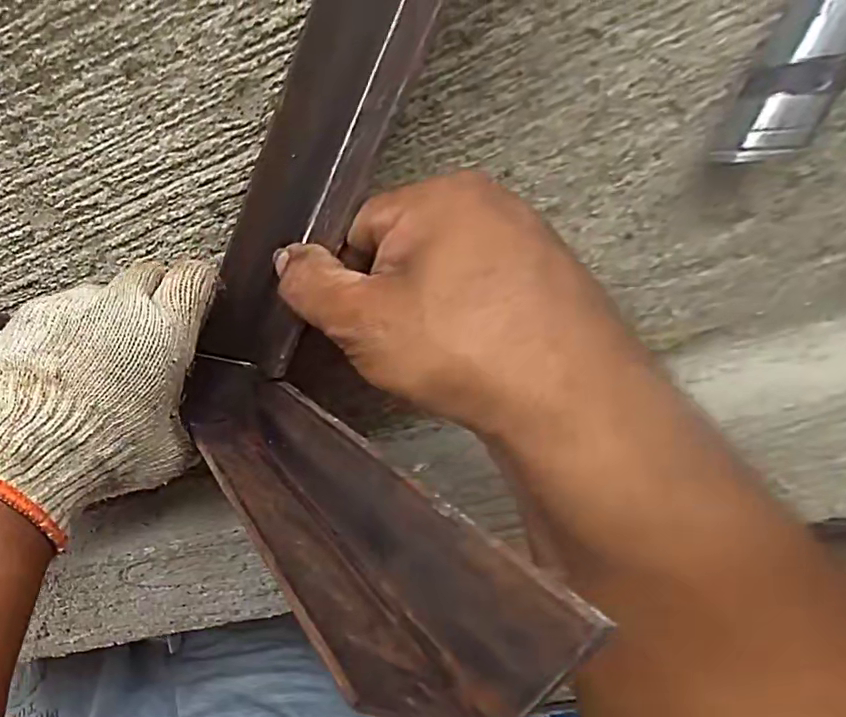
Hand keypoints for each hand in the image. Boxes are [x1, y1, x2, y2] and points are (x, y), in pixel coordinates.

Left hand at [0, 260, 218, 549]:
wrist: (25, 453)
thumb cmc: (94, 453)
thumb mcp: (165, 452)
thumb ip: (181, 423)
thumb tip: (181, 428)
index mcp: (164, 332)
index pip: (195, 278)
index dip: (196, 290)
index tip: (193, 304)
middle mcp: (118, 306)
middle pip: (145, 277)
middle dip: (148, 302)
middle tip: (142, 344)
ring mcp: (69, 306)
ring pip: (96, 298)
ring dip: (99, 323)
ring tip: (88, 373)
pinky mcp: (27, 317)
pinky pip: (52, 315)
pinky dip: (57, 336)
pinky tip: (53, 375)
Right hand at [273, 171, 651, 440]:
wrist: (559, 391)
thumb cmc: (454, 346)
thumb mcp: (357, 318)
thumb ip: (309, 284)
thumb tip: (286, 258)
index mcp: (437, 196)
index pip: (351, 230)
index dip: (339, 280)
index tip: (350, 321)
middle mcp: (484, 199)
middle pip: (390, 249)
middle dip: (377, 294)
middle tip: (384, 339)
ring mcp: (519, 233)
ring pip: (428, 272)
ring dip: (412, 309)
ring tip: (425, 349)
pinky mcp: (538, 271)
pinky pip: (467, 287)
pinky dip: (451, 316)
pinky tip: (457, 347)